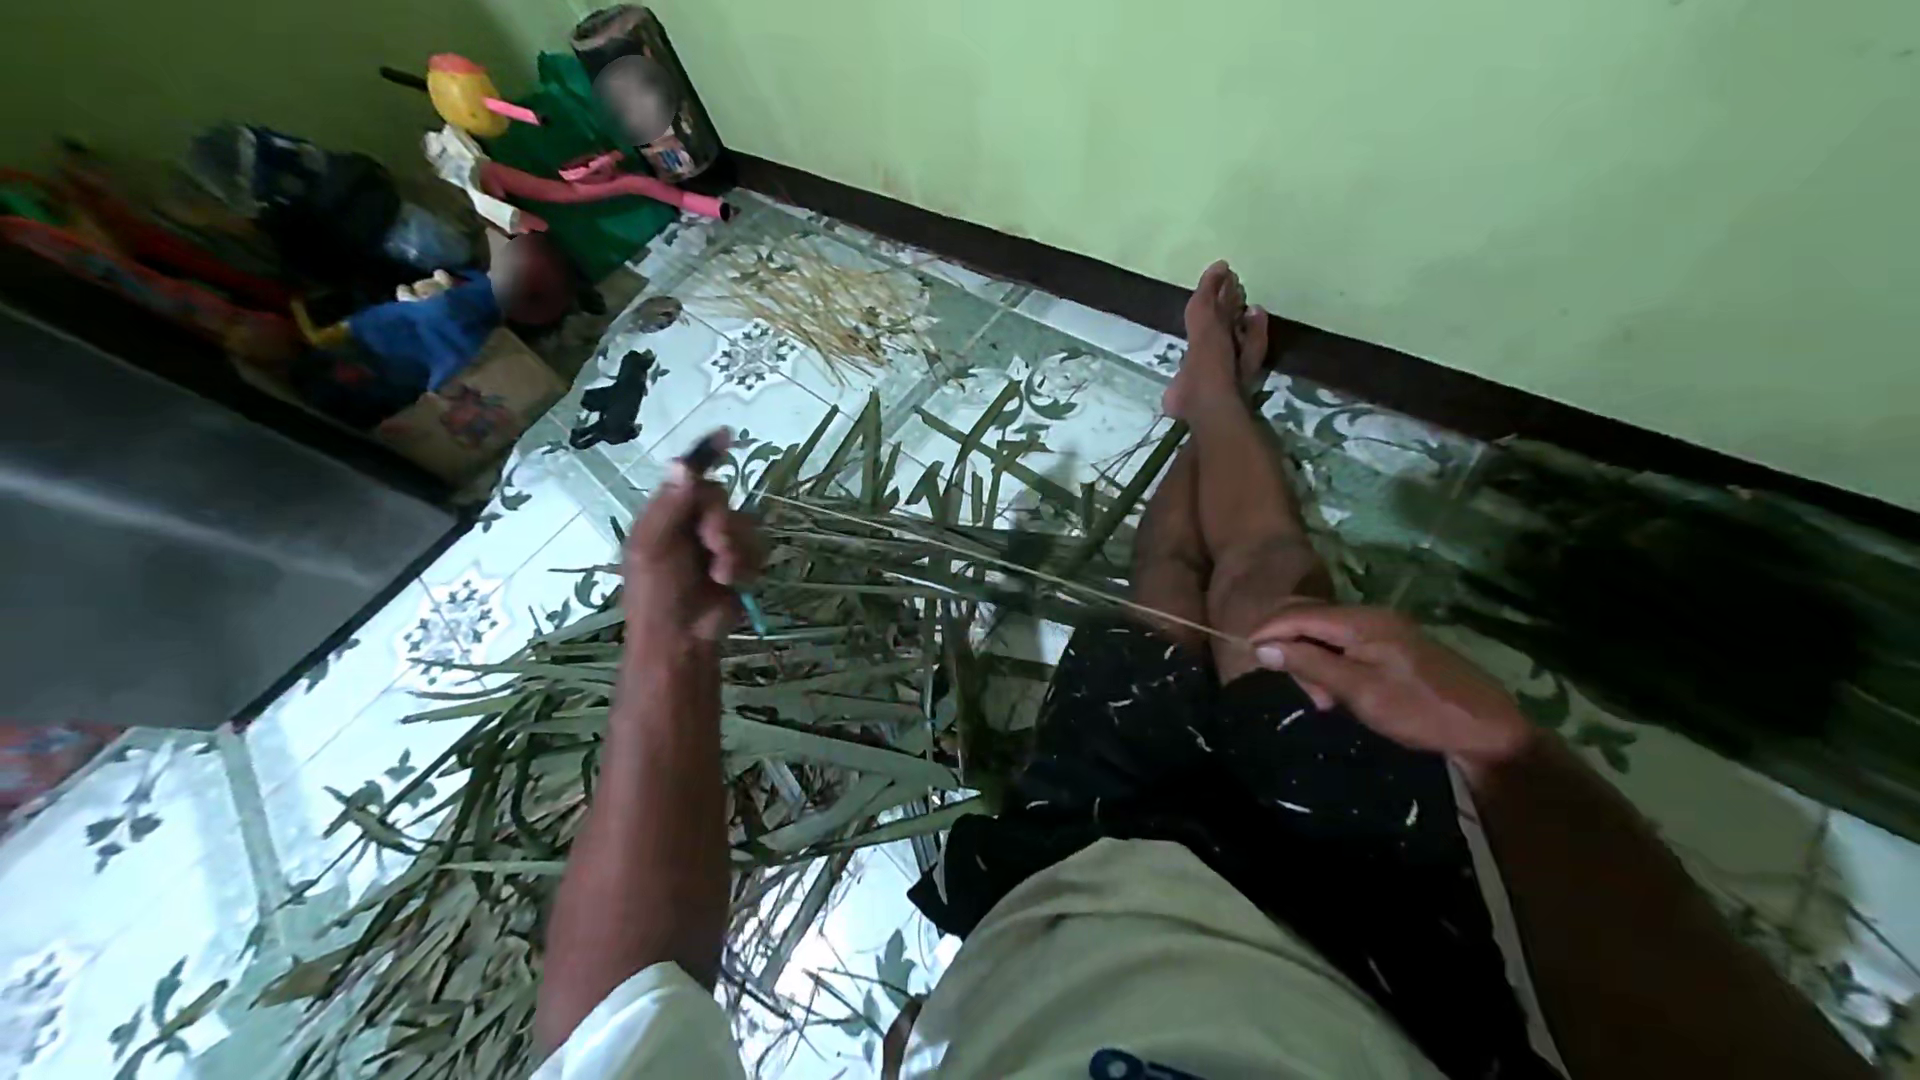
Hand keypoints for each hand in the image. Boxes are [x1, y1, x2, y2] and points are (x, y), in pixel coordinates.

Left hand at [623, 447, 761, 646]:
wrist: (683, 639)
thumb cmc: (656, 595)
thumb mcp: (653, 547)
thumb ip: (670, 505)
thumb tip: (682, 463)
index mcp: (666, 514)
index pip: (688, 475)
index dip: (706, 455)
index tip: (727, 436)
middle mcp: (693, 523)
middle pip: (722, 498)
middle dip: (721, 522)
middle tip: (712, 544)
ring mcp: (719, 544)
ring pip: (745, 523)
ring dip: (736, 549)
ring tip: (721, 573)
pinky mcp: (741, 564)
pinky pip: (758, 548)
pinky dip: (748, 565)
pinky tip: (732, 582)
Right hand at [1250, 605, 1533, 767]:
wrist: (1489, 732)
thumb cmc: (1420, 711)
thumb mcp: (1359, 691)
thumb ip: (1309, 665)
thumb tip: (1262, 647)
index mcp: (1362, 622)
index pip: (1298, 614)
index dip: (1267, 629)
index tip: (1245, 652)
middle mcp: (1370, 616)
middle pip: (1309, 618)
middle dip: (1291, 647)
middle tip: (1298, 688)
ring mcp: (1383, 629)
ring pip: (1325, 633)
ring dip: (1311, 660)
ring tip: (1324, 698)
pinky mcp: (1391, 645)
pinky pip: (1343, 644)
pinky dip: (1330, 664)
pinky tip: (1338, 691)